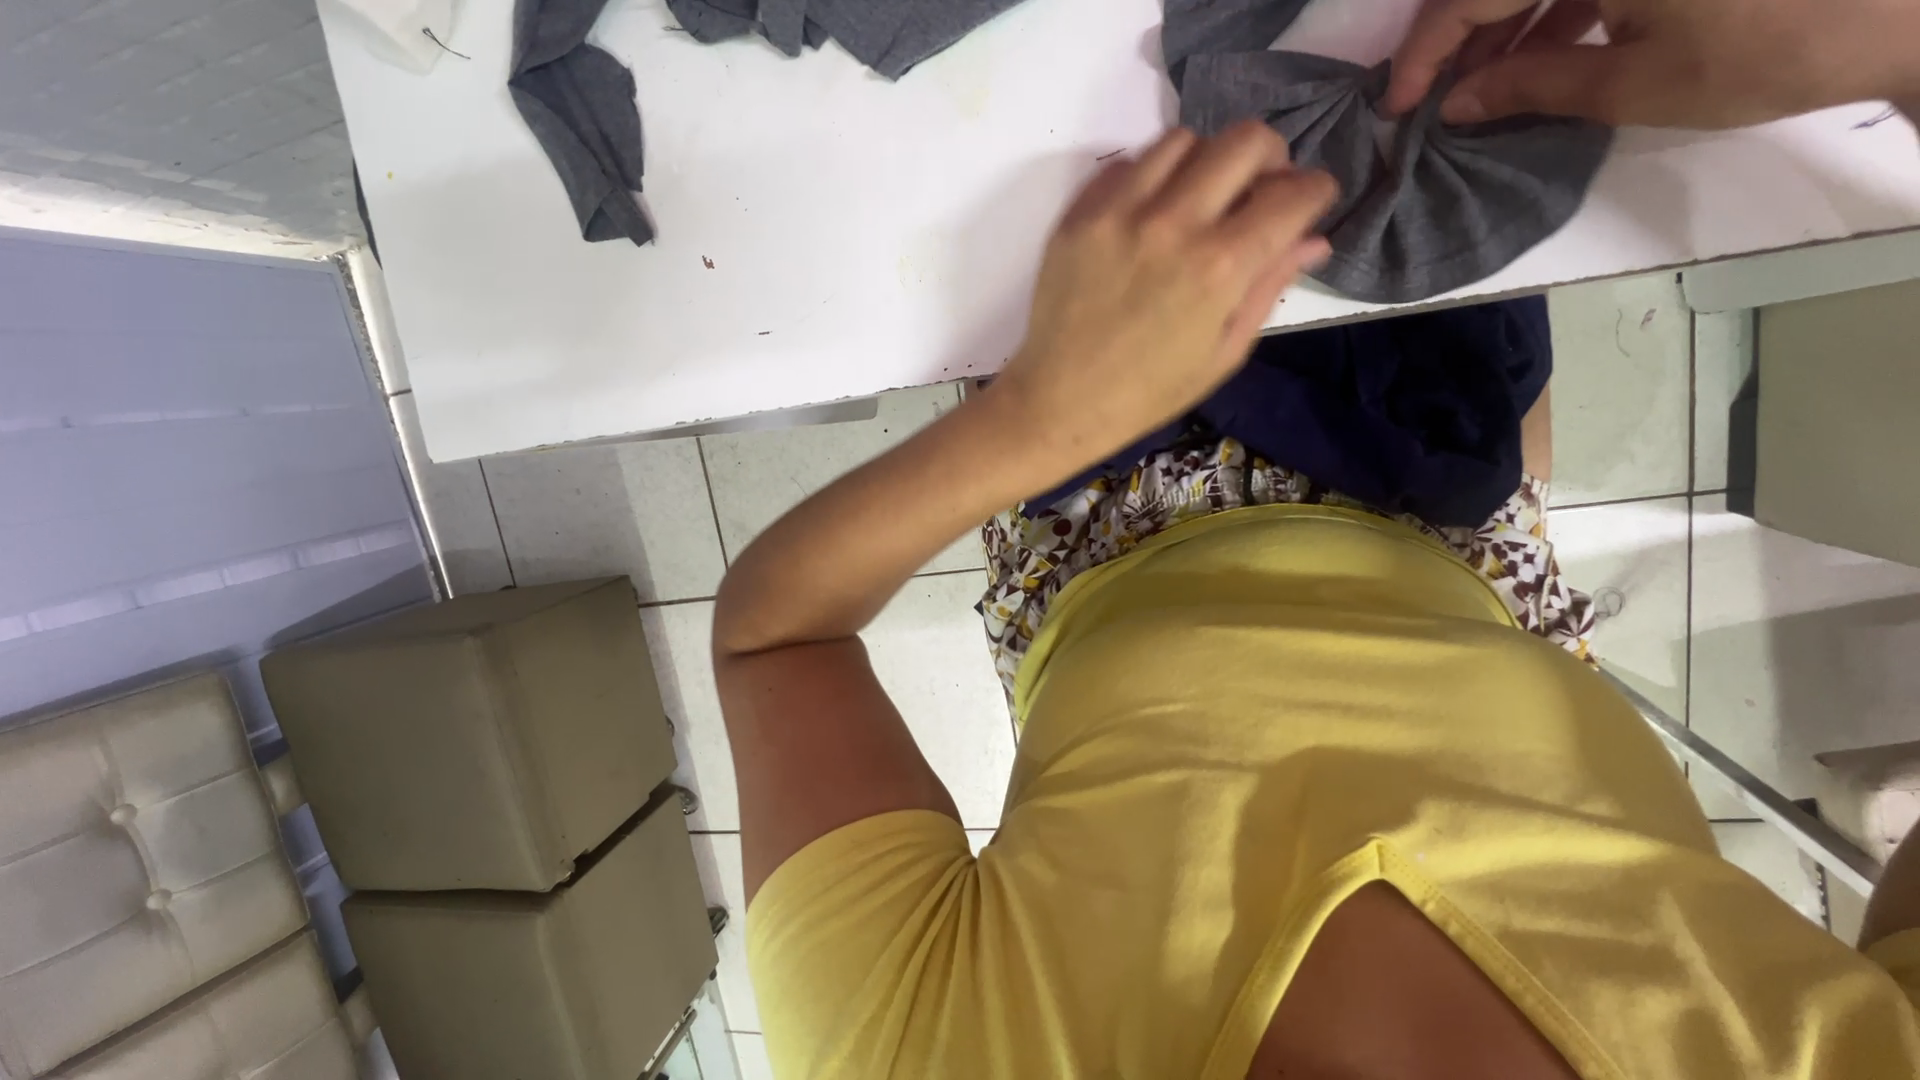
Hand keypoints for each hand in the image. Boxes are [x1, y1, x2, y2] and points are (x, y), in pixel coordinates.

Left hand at [986, 122, 1336, 471]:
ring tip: (1199, 200)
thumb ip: (1270, 287)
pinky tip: (1148, 213)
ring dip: (1206, 162)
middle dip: (1270, 159)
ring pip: (1183, 140)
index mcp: (1220, 267)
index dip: (1316, 192)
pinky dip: (1149, 177)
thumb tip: (1313, 238)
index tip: (1308, 202)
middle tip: (1258, 190)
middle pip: (1245, 140)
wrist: (1060, 401)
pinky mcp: (1079, 214)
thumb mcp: (1224, 353)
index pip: (1294, 193)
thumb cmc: (1149, 392)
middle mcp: (1173, 224)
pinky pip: (1127, 163)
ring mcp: (1119, 213)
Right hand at [1385, 0, 1919, 127]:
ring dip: (1503, 24)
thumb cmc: (1772, 48)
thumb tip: (1455, 105)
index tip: (1398, 106)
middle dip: (1458, 37)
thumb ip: (1531, 86)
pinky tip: (1542, 52)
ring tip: (1482, 89)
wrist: (1913, 4)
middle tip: (1436, 98)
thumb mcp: (1632, 83)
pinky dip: (1554, 5)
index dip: (1424, 52)